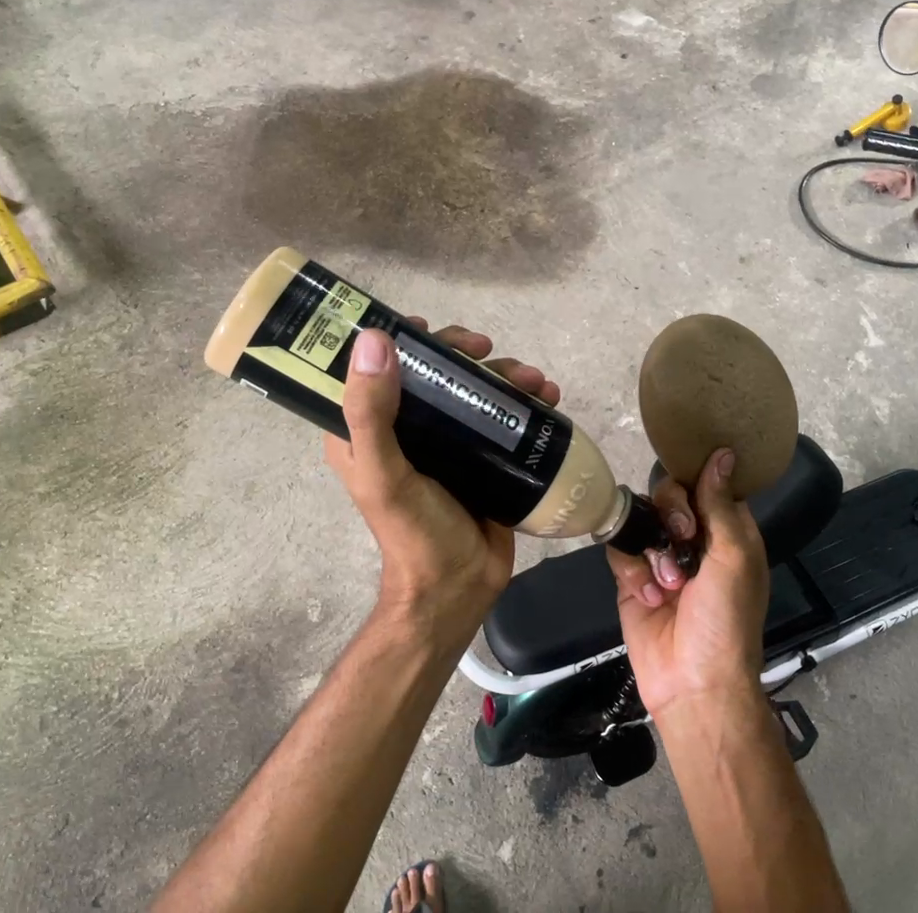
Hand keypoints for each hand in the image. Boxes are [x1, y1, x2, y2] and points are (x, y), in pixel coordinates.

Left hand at [326, 320, 561, 644]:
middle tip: (491, 351)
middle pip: (435, 371)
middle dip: (468, 354)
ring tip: (538, 382)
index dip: (402, 340)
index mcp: (366, 430)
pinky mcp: (484, 457)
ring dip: (507, 374)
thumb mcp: (383, 473)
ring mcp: (448, 443)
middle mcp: (405, 430)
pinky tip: (551, 398)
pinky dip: (526, 401)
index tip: (433, 330)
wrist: (460, 588)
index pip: (377, 367)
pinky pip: (503, 416)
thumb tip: (373, 339)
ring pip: (474, 389)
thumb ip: (370, 412)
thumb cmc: (413, 533)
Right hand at [606, 448, 768, 717]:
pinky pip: (621, 551)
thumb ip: (721, 503)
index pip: (708, 484)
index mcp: (729, 532)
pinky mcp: (632, 580)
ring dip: (653, 550)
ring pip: (641, 520)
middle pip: (668, 496)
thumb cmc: (726, 619)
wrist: (693, 682)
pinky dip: (632, 571)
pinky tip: (649, 597)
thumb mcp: (734, 556)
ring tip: (668, 584)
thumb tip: (726, 451)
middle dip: (671, 515)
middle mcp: (695, 540)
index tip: (692, 488)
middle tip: (681, 537)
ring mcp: (661, 559)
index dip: (697, 480)